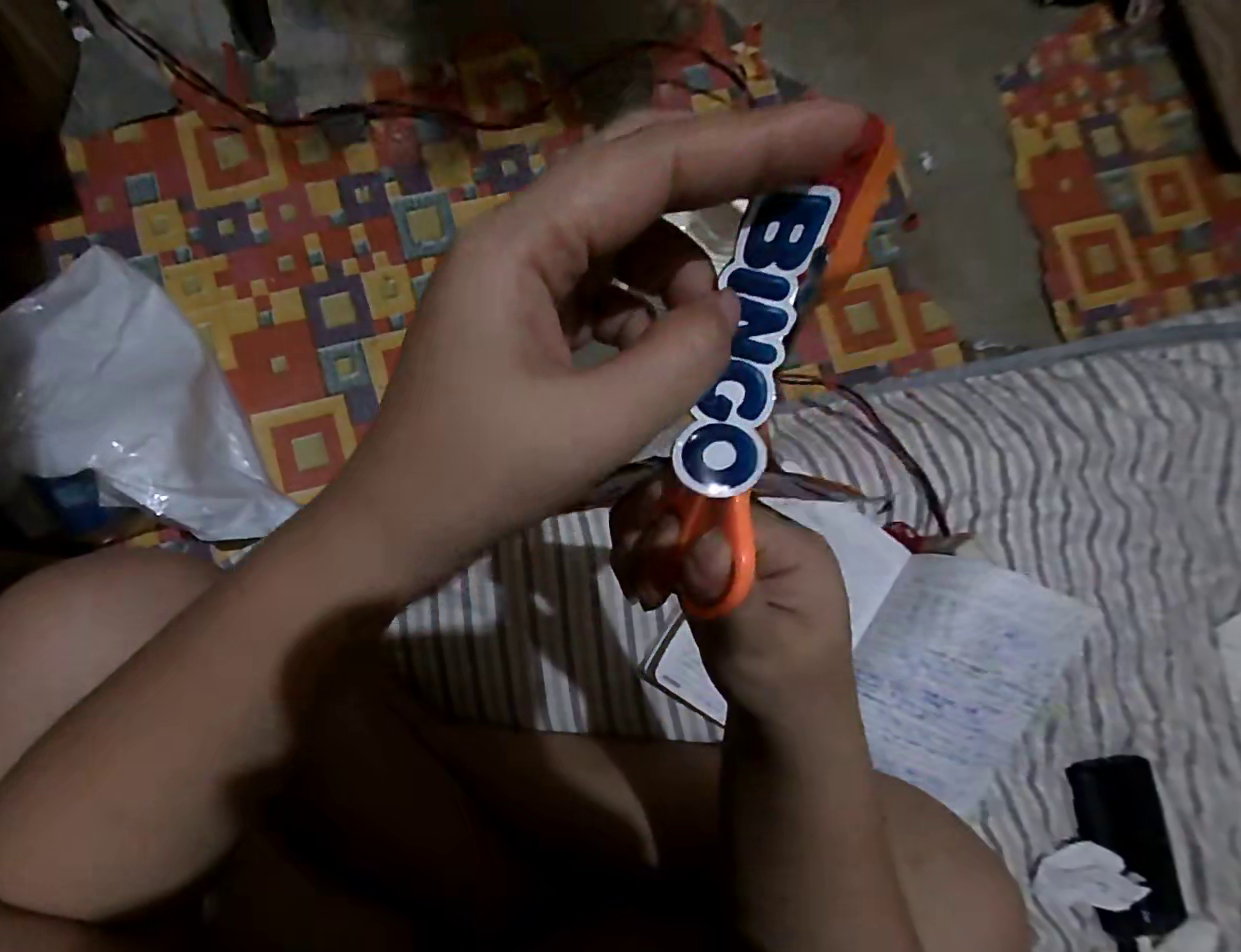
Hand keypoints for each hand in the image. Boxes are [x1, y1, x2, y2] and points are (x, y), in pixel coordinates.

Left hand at [307, 101, 867, 589]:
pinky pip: (588, 294)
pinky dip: (634, 311)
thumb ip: (682, 354)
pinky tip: (651, 353)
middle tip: (802, 198)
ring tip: (706, 330)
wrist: (392, 531)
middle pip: (627, 181)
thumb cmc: (477, 483)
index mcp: (515, 249)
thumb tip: (726, 310)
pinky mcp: (505, 330)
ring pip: (611, 244)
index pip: (649, 162)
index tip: (847, 130)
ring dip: (673, 270)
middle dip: (720, 184)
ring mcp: (501, 290)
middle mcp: (505, 249)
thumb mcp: (595, 425)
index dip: (755, 141)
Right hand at [610, 474, 854, 718]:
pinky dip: (641, 561)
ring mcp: (733, 548)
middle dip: (650, 532)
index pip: (722, 503)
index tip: (649, 551)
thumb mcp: (758, 645)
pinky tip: (642, 593)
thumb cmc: (780, 683)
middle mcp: (761, 534)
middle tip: (636, 580)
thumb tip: (703, 539)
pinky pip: (664, 543)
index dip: (676, 515)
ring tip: (638, 593)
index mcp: (789, 545)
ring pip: (668, 518)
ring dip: (640, 549)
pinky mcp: (709, 563)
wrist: (783, 715)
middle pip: (689, 501)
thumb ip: (730, 592)